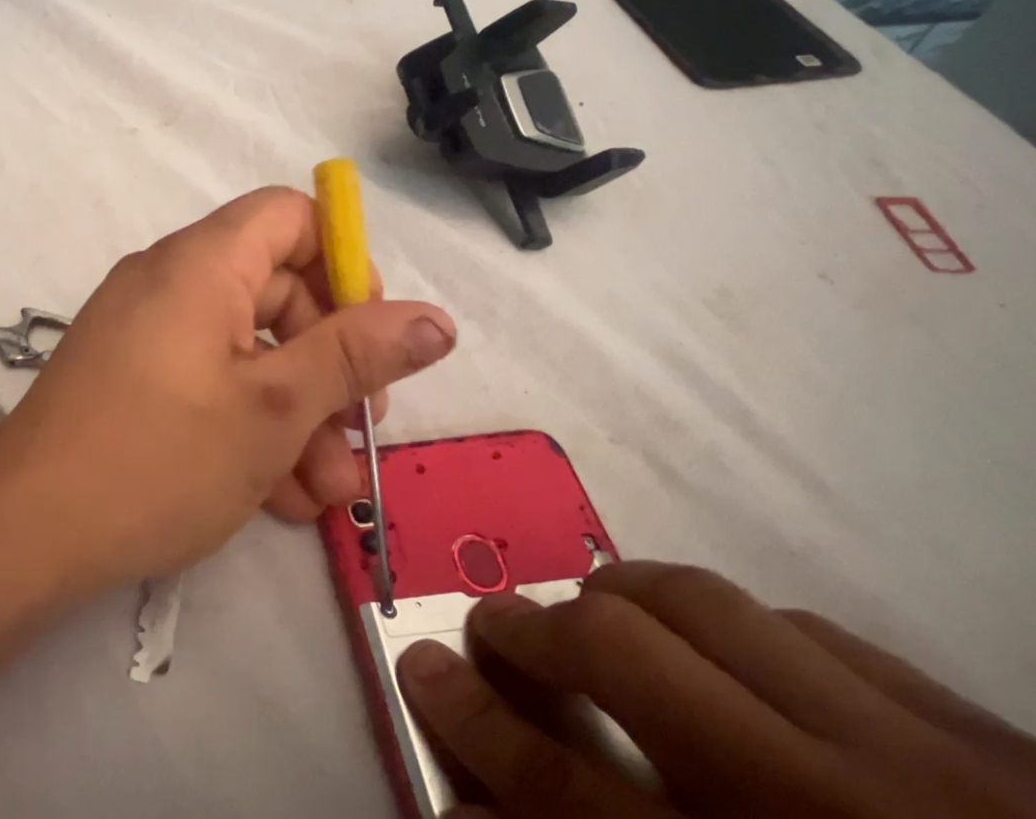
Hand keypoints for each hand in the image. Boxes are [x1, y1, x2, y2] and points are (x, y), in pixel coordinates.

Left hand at [0, 187, 456, 592]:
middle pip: (275, 294)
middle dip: (329, 370)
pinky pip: (205, 386)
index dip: (342, 265)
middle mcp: (166, 284)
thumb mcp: (273, 409)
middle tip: (360, 439)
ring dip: (296, 417)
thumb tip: (436, 318)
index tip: (372, 338)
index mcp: (199, 264)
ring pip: (245, 354)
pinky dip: (245, 429)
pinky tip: (276, 499)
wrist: (25, 534)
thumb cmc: (158, 461)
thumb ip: (356, 357)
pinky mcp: (127, 382)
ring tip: (324, 494)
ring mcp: (141, 335)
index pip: (289, 217)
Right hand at [397, 561, 1035, 817]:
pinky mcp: (984, 728)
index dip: (474, 721)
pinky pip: (817, 632)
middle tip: (497, 623)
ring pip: (714, 610)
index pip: (564, 788)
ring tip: (595, 610)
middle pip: (622, 657)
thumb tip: (478, 806)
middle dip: (535, 629)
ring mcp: (916, 757)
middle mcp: (818, 805)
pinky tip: (729, 653)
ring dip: (629, 599)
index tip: (419, 664)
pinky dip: (742, 629)